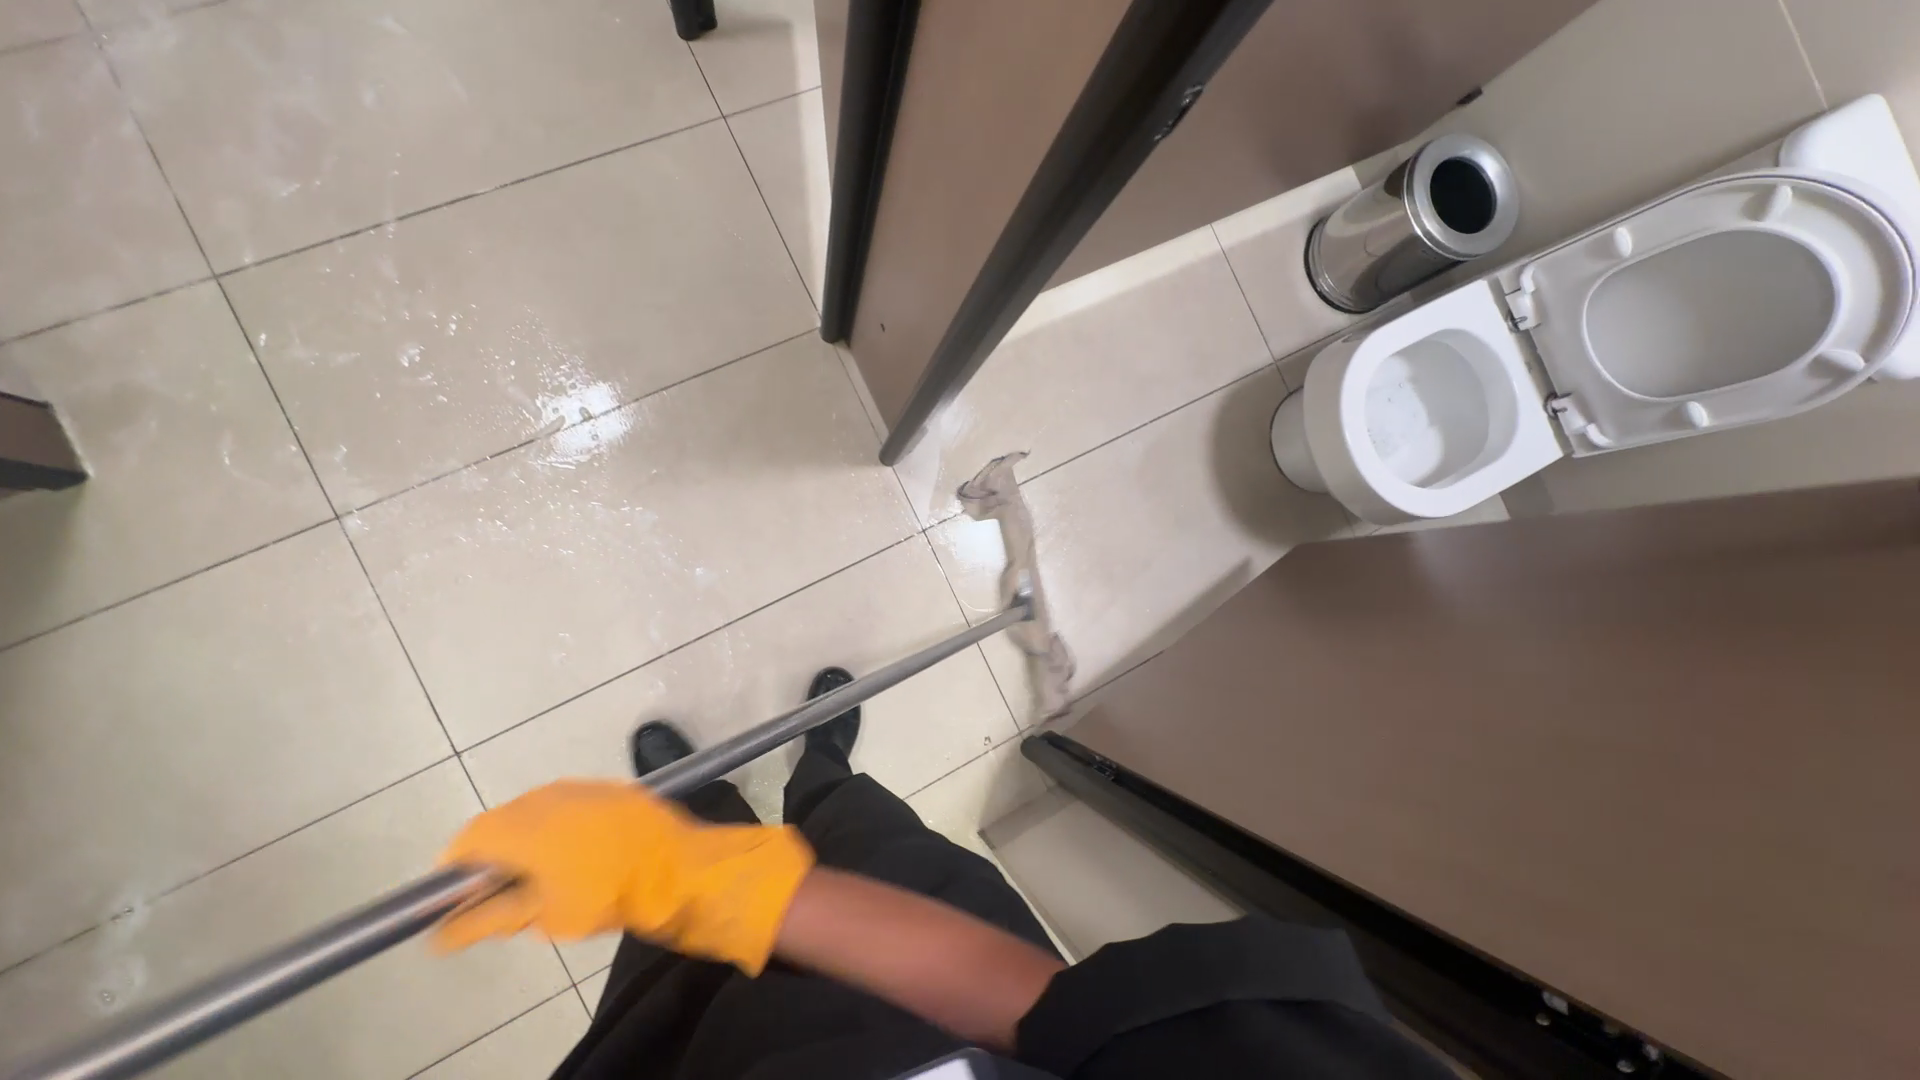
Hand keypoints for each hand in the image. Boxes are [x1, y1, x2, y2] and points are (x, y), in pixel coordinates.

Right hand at [435, 780, 813, 974]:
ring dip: (531, 838)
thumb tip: (438, 935)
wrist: (678, 867)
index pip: (467, 840)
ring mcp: (582, 786)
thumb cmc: (605, 895)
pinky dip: (563, 826)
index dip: (458, 870)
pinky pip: (570, 804)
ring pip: (537, 811)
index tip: (466, 897)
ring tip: (548, 876)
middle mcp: (546, 795)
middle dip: (497, 854)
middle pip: (501, 822)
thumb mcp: (542, 916)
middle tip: (509, 892)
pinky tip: (581, 854)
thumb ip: (486, 919)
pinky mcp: (611, 788)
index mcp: (521, 824)